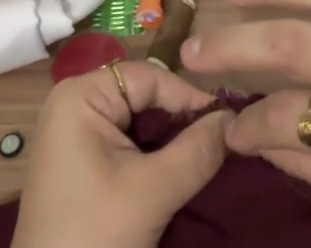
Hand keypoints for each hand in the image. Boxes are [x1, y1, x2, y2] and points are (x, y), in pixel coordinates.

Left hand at [12, 59, 232, 247]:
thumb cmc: (93, 235)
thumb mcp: (151, 193)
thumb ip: (197, 151)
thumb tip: (236, 117)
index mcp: (80, 95)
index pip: (149, 77)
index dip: (190, 96)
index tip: (231, 121)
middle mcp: (74, 101)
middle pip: (143, 95)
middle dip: (181, 119)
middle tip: (224, 140)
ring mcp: (75, 130)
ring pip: (138, 119)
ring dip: (171, 139)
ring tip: (209, 155)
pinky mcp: (80, 158)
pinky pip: (127, 140)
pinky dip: (154, 154)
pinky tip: (180, 170)